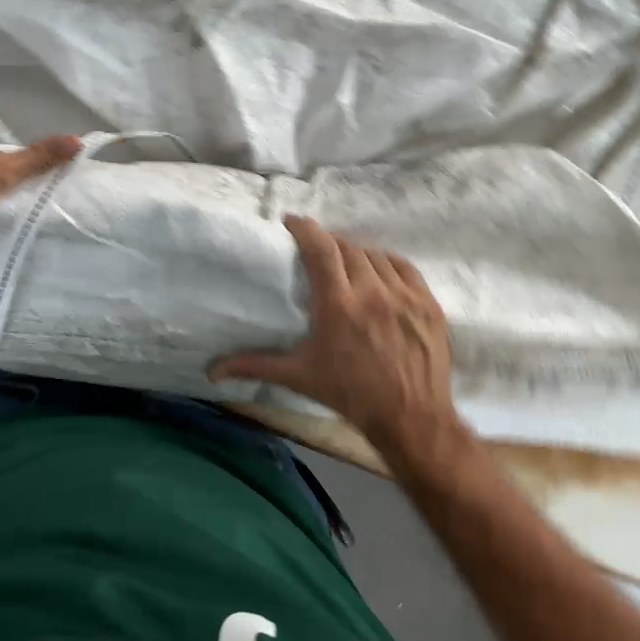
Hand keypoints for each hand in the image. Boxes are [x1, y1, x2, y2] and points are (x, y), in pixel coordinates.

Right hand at [210, 215, 468, 467]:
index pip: (320, 249)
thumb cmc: (350, 395)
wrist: (412, 419)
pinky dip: (385, 262)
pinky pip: (404, 267)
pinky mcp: (428, 304)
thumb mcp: (298, 376)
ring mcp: (404, 296)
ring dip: (355, 252)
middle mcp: (372, 293)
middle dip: (327, 241)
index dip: (305, 228)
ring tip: (343, 261)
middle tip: (313, 247)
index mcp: (338, 305)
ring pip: (375, 255)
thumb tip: (211, 370)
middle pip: (346, 247)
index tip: (291, 221)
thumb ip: (254, 365)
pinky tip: (376, 270)